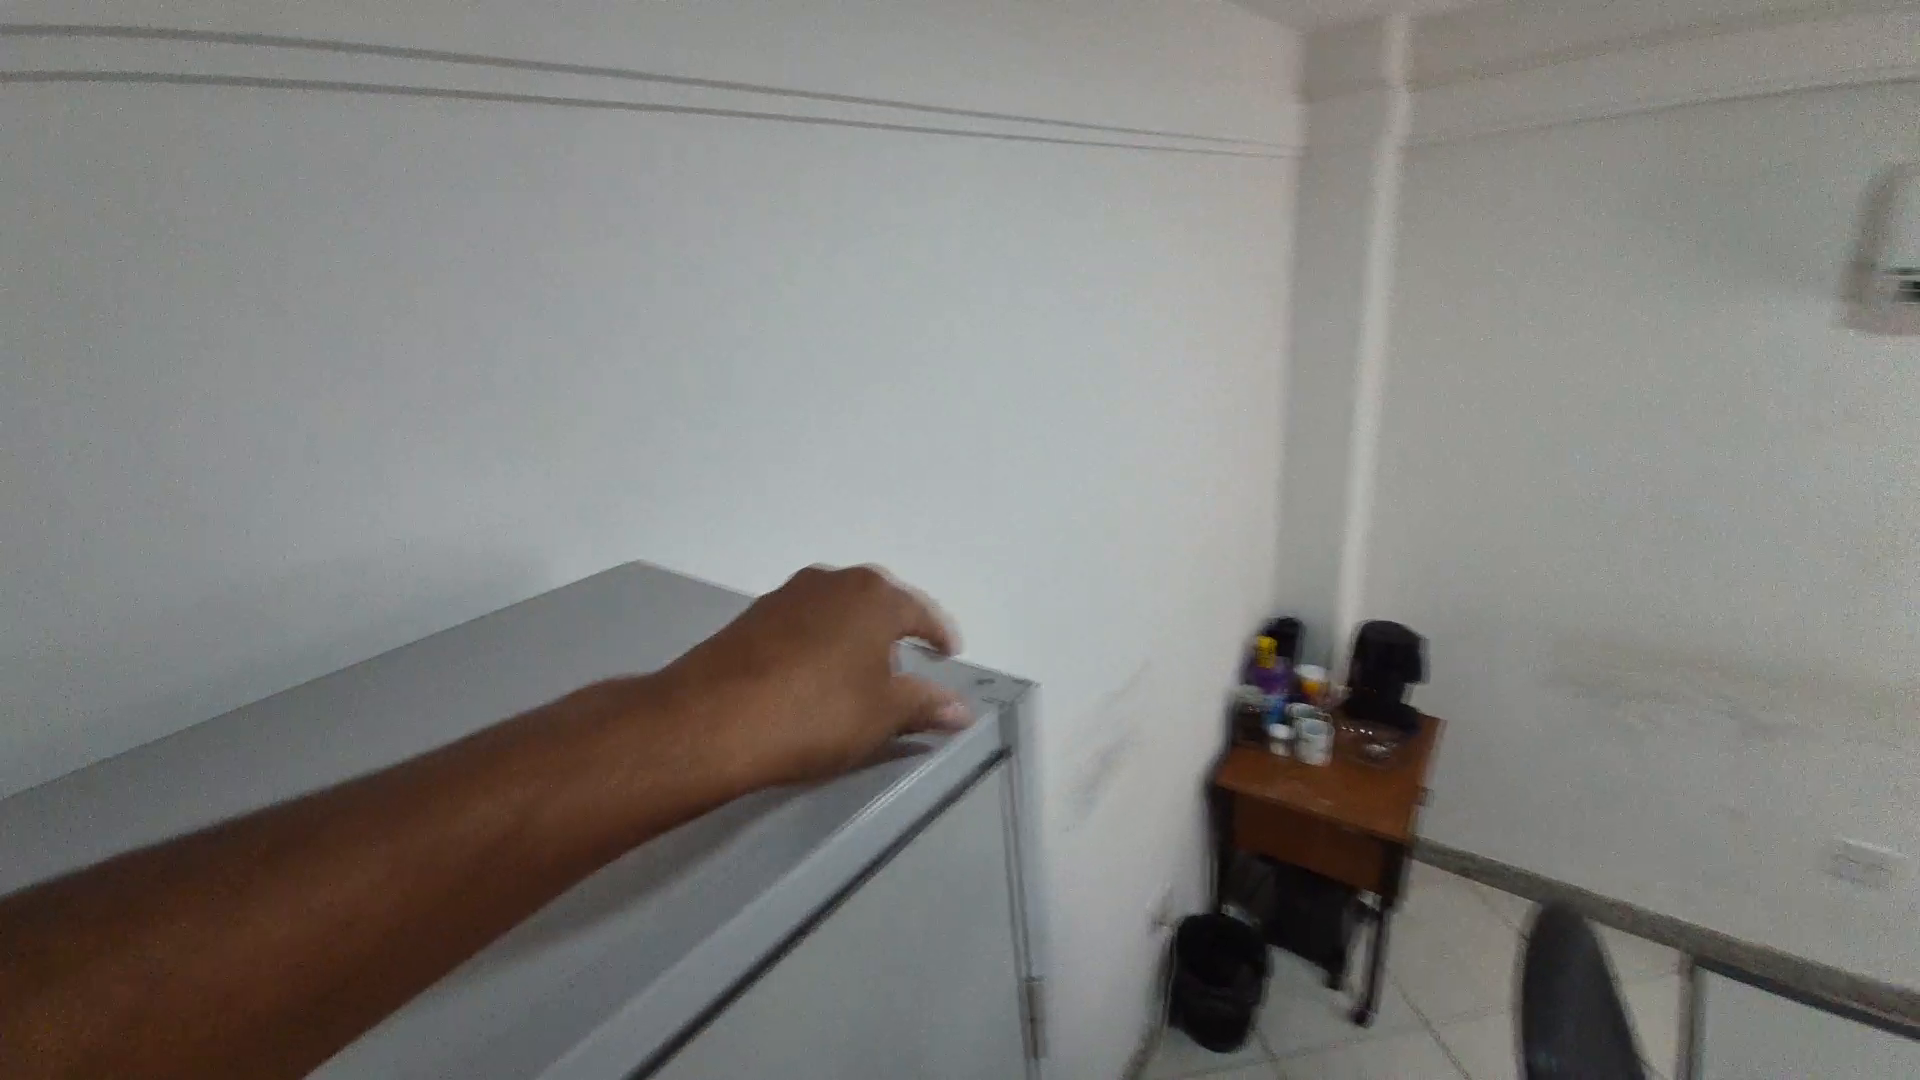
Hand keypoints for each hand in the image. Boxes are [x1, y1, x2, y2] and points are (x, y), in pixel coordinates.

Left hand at [651, 564, 970, 790]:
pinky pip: (805, 624)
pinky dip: (821, 643)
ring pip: (838, 610)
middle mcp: (833, 581)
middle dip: (897, 631)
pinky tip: (814, 676)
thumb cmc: (817, 711)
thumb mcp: (884, 714)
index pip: (922, 612)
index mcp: (874, 595)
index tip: (950, 654)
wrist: (714, 719)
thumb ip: (927, 705)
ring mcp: (788, 595)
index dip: (941, 635)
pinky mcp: (753, 616)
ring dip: (856, 636)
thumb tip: (962, 710)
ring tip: (861, 674)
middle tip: (908, 665)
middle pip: (879, 603)